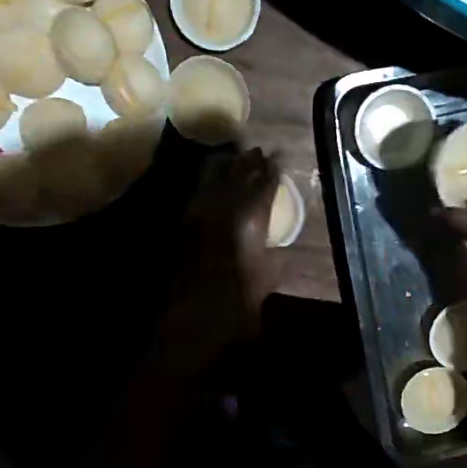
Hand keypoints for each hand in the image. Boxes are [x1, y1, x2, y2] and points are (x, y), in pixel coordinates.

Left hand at [170, 147, 279, 333]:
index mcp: (250, 217)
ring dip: (228, 164)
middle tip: (260, 151)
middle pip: (238, 171)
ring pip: (214, 174)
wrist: (193, 316)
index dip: (274, 166)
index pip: (265, 181)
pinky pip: (200, 188)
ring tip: (237, 157)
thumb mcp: (268, 277)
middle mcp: (224, 205)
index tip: (280, 155)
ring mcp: (200, 210)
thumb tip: (279, 243)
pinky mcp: (185, 220)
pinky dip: (210, 178)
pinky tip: (214, 178)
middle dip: (250, 160)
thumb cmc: (238, 302)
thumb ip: (275, 254)